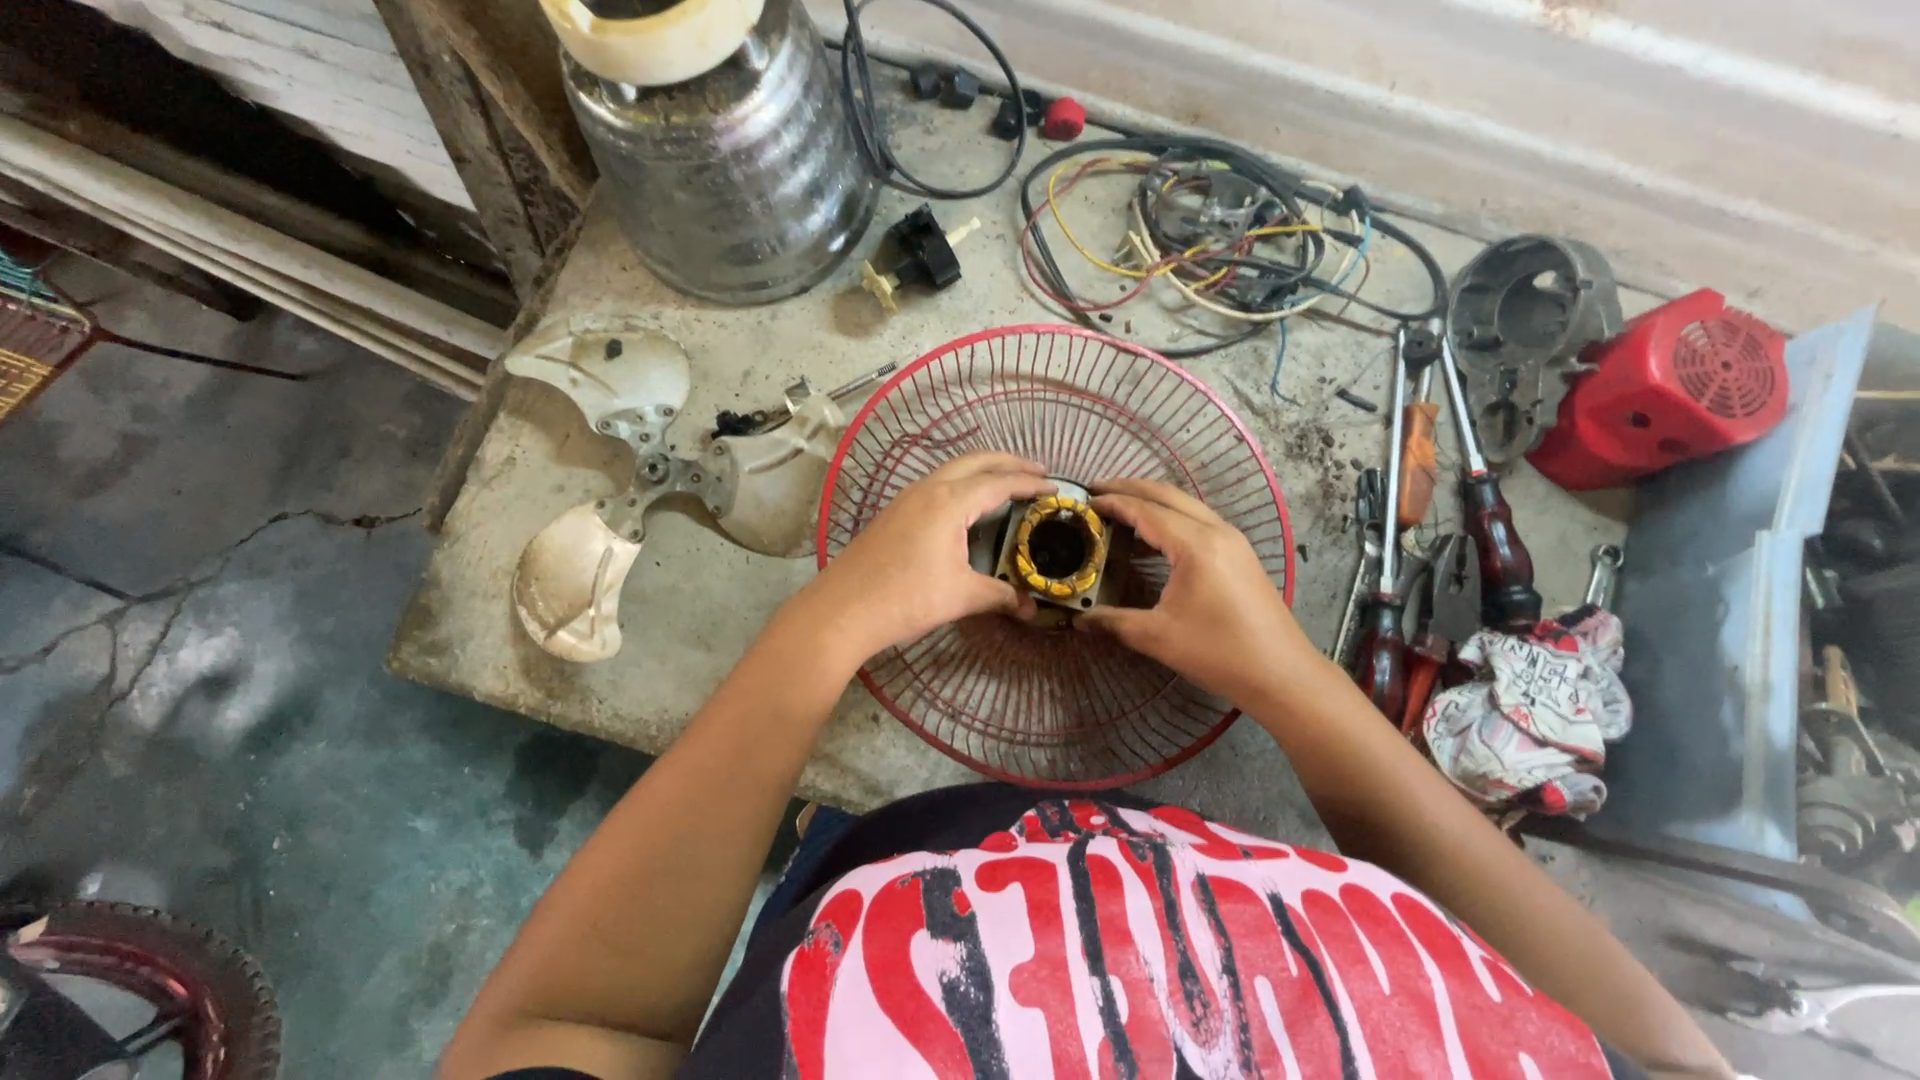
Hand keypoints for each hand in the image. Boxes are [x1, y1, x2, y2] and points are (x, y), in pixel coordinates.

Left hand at [793, 453, 1054, 663]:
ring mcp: (906, 498)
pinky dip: (962, 484)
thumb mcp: (961, 596)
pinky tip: (968, 506)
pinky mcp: (894, 513)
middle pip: (976, 461)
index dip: (1031, 483)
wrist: (842, 610)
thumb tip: (1031, 608)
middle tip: (1037, 473)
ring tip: (1007, 484)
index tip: (1057, 487)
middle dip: (1009, 463)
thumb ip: (1000, 595)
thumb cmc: (905, 599)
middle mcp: (928, 489)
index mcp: (949, 502)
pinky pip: (936, 485)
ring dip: (982, 470)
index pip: (999, 482)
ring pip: (952, 470)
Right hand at [1076, 477, 1312, 702]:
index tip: (1084, 500)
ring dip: (1151, 501)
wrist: (1281, 673)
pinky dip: (1170, 518)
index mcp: (1196, 545)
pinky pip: (1198, 521)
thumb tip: (1078, 620)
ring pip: (1186, 505)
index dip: (1113, 502)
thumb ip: (1114, 622)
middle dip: (1130, 488)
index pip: (1146, 510)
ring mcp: (1233, 540)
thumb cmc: (1219, 653)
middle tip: (1096, 490)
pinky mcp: (1239, 554)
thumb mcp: (1157, 638)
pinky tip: (1151, 539)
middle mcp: (1217, 531)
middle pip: (1167, 494)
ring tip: (1118, 509)